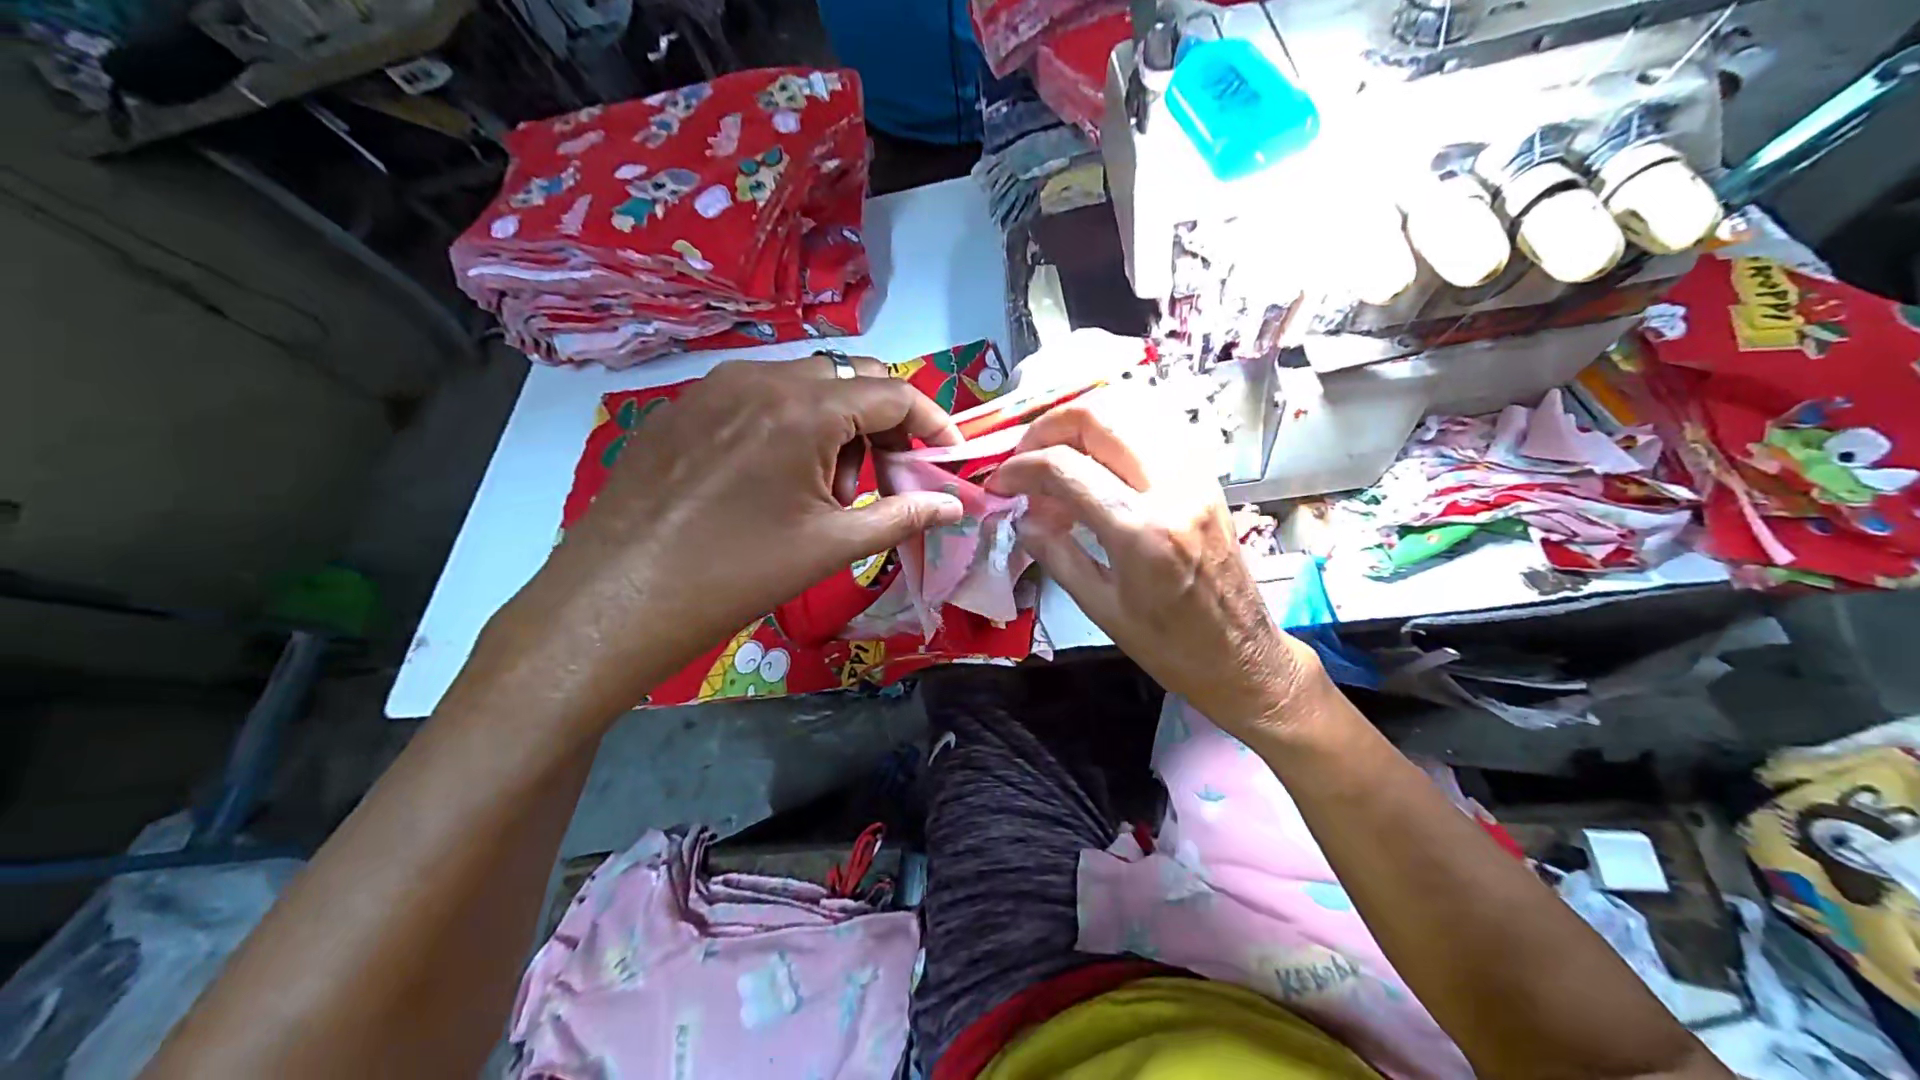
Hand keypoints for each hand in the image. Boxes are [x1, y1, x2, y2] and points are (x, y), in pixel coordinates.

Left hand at [481, 356, 963, 720]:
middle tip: (878, 484)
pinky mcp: (682, 406)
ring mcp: (714, 386)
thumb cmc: (736, 574)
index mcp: (805, 408)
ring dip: (834, 427)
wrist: (617, 599)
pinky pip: (755, 397)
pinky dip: (787, 426)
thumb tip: (955, 504)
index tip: (947, 459)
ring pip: (802, 385)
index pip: (894, 393)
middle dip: (881, 427)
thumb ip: (903, 515)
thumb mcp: (831, 547)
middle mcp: (761, 377)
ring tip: (820, 491)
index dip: (932, 424)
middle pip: (850, 380)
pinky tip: (769, 482)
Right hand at [988, 390, 1323, 738]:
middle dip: (1049, 427)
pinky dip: (1118, 429)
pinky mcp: (1207, 477)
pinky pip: (1157, 426)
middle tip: (1025, 458)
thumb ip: (1055, 553)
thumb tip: (1021, 517)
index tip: (999, 484)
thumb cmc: (1168, 647)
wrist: (1241, 657)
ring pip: (1134, 407)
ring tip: (1058, 455)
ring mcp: (1196, 477)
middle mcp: (1173, 489)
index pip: (1066, 468)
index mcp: (1141, 532)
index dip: (1020, 468)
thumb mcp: (1100, 608)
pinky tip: (1098, 459)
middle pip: (1100, 416)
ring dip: (1083, 422)